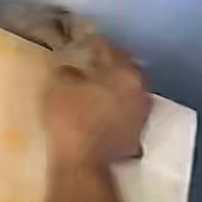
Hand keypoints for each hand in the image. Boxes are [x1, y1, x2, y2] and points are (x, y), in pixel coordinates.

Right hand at [43, 35, 150, 169]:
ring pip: (126, 93)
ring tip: (93, 85)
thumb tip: (72, 70)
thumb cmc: (71, 116)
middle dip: (109, 66)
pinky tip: (98, 108)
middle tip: (90, 61)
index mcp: (126, 74)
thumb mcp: (60, 86)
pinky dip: (112, 107)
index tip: (85, 39)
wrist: (83, 162)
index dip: (95, 43)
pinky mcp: (134, 136)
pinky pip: (123, 112)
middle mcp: (141, 92)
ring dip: (112, 88)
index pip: (110, 50)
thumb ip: (67, 72)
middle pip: (124, 71)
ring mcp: (141, 116)